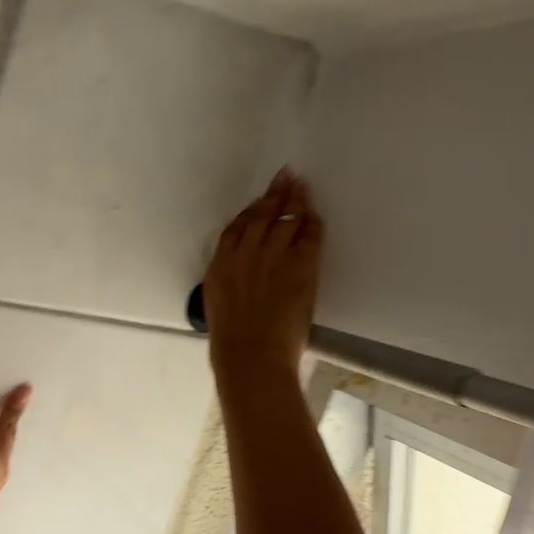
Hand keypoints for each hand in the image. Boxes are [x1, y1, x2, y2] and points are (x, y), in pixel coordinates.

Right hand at [205, 168, 324, 373]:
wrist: (252, 357)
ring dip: (296, 199)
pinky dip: (312, 223)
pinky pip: (309, 234)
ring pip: (286, 218)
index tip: (257, 204)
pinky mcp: (301, 264)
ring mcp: (273, 256)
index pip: (235, 229)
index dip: (248, 213)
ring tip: (302, 185)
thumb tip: (239, 283)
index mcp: (219, 268)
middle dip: (274, 195)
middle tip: (285, 177)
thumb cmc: (230, 346)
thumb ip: (228, 288)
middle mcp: (244, 255)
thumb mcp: (217, 310)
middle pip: (261, 215)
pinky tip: (315, 216)